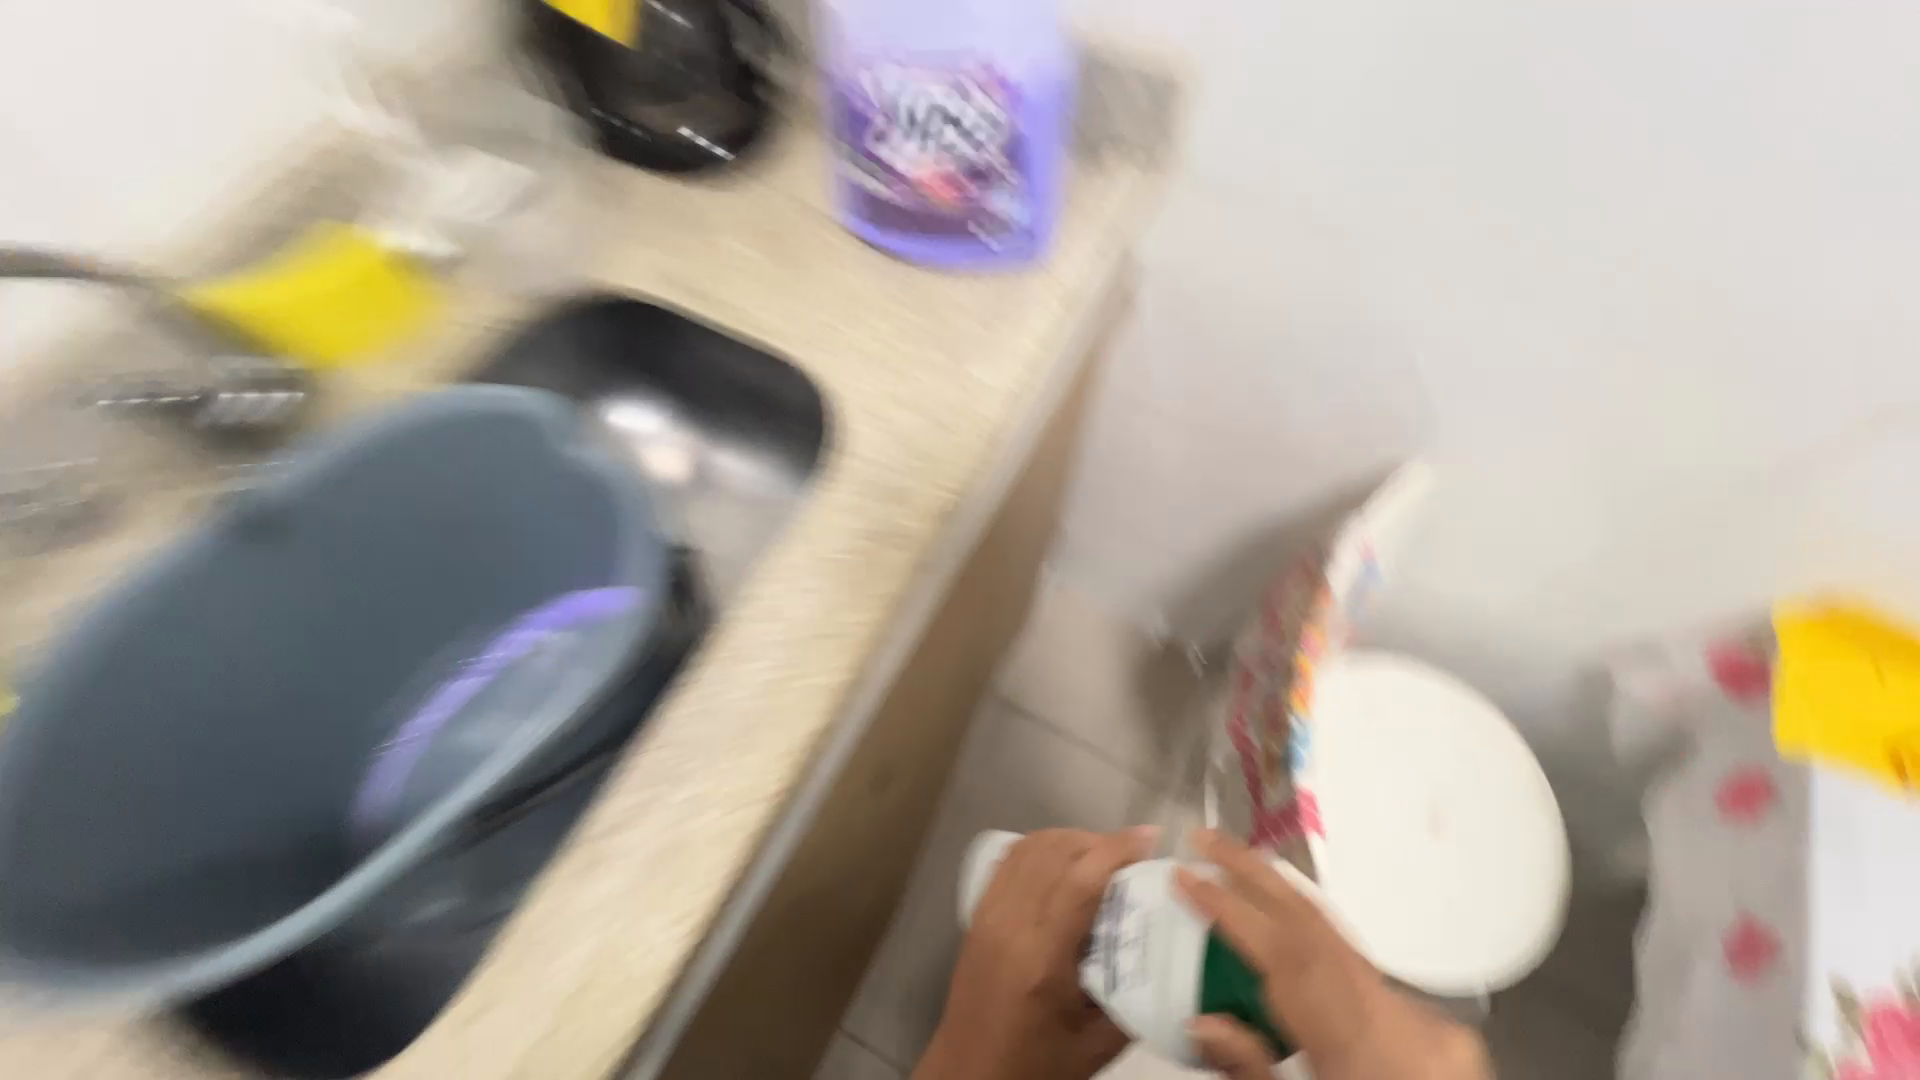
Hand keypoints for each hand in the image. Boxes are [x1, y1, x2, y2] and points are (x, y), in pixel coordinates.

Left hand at [912, 827, 1156, 1079]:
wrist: (968, 1074)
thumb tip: (1166, 947)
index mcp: (1042, 957)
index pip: (1080, 880)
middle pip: (1056, 850)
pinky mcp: (978, 911)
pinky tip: (1063, 863)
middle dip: (1099, 842)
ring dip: (1070, 840)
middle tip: (1132, 858)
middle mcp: (1010, 922)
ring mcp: (989, 911)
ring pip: (1031, 846)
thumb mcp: (1097, 1044)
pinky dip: (1041, 848)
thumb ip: (1133, 996)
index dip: (1117, 849)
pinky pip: (1010, 858)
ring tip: (1101, 858)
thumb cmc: (1035, 1065)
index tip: (1151, 838)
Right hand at [1176, 829, 1490, 1079]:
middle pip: (1317, 923)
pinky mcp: (1436, 1026)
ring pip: (1343, 937)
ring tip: (1237, 867)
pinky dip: (1318, 936)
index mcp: (1359, 1046)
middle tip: (1206, 838)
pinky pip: (1362, 966)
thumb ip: (1250, 1069)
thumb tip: (1200, 1019)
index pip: (1283, 954)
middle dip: (1255, 873)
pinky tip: (1289, 929)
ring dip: (1284, 897)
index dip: (1230, 908)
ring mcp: (1424, 1017)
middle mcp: (1397, 1017)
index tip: (1186, 876)